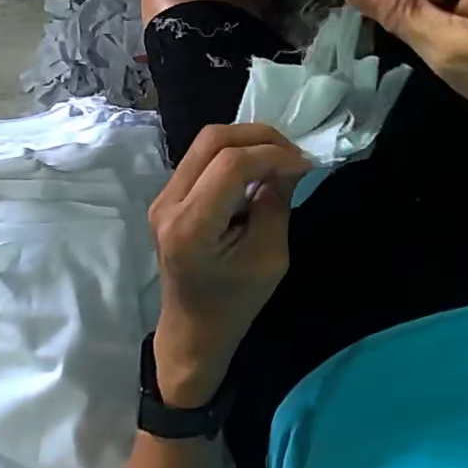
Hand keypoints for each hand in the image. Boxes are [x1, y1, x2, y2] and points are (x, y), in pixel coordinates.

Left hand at [148, 124, 310, 407]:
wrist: (192, 331)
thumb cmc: (233, 303)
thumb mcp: (269, 257)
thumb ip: (276, 204)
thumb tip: (289, 164)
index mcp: (191, 226)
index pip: (230, 164)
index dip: (271, 155)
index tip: (304, 164)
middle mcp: (168, 203)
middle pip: (212, 139)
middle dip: (259, 137)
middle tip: (292, 153)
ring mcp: (163, 197)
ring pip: (205, 143)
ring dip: (246, 142)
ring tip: (279, 158)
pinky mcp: (168, 196)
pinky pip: (202, 158)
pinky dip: (234, 154)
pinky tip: (257, 170)